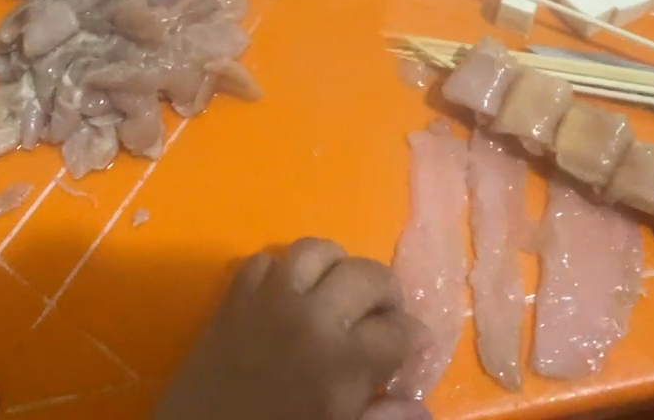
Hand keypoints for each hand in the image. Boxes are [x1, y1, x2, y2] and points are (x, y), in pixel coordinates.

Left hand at [156, 238, 421, 419]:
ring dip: (336, 265)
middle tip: (384, 315)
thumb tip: (419, 405)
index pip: (397, 330)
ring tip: (339, 291)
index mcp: (342, 363)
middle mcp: (310, 317)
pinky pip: (266, 258)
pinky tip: (290, 295)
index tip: (412, 345)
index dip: (412, 336)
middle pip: (364, 274)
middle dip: (385, 290)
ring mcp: (268, 299)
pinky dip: (285, 268)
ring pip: (315, 249)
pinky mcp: (233, 295)